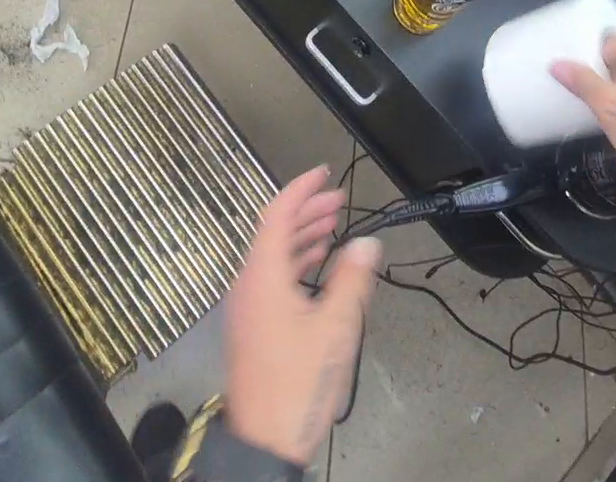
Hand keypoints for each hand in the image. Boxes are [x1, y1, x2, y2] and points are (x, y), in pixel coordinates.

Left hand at [224, 166, 380, 465]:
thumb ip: (352, 280)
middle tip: (337, 199)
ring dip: (303, 236)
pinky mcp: (253, 324)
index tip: (322, 174)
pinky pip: (272, 276)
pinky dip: (296, 261)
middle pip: (275, 231)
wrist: (263, 441)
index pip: (277, 214)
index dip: (300, 189)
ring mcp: (248, 305)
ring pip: (274, 254)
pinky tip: (317, 263)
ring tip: (333, 225)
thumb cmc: (296, 385)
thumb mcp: (335, 329)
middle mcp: (249, 284)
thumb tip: (367, 244)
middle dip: (307, 210)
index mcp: (263, 276)